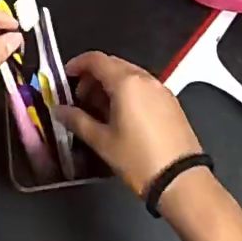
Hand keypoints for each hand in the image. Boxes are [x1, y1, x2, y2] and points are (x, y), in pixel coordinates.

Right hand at [56, 51, 203, 194]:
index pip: (96, 59)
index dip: (77, 64)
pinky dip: (127, 92)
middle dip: (92, 77)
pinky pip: (143, 86)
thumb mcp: (102, 141)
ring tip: (99, 110)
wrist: (182, 180)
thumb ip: (77, 121)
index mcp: (125, 82)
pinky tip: (121, 116)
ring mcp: (160, 88)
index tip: (65, 77)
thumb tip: (59, 110)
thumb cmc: (138, 159)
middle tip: (79, 99)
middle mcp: (144, 78)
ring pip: (128, 75)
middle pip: (112, 64)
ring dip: (109, 85)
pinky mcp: (170, 101)